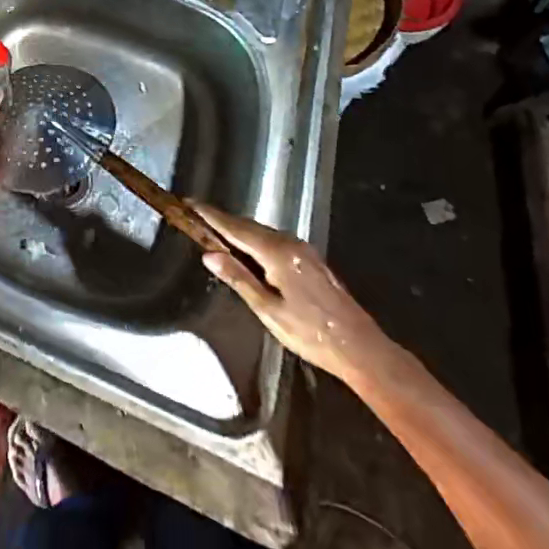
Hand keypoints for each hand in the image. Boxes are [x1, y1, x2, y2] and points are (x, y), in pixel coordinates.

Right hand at [194, 203, 388, 383]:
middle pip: (249, 226)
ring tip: (215, 230)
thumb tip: (209, 255)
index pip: (236, 228)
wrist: (357, 345)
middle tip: (196, 215)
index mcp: (277, 253)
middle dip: (222, 220)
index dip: (211, 216)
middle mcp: (290, 243)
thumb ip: (238, 279)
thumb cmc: (309, 333)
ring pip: (263, 233)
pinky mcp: (310, 258)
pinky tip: (247, 249)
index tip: (190, 203)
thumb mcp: (268, 310)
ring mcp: (302, 249)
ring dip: (239, 230)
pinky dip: (255, 239)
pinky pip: (274, 241)